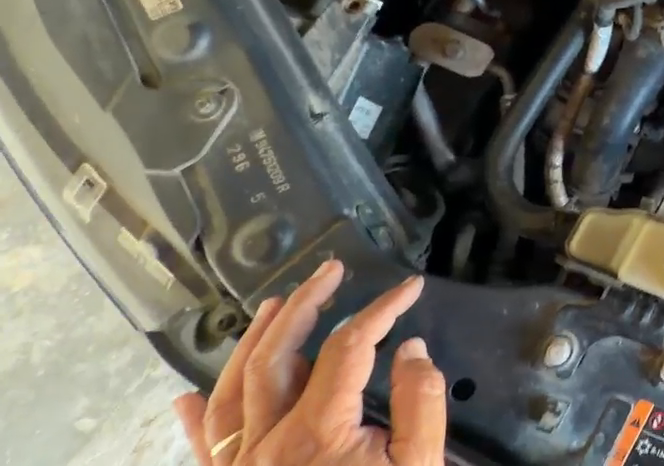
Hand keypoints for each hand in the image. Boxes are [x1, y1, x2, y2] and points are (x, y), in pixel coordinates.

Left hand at [173, 260, 446, 465]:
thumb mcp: (420, 464)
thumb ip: (420, 402)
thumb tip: (410, 348)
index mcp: (320, 431)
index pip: (349, 345)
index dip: (383, 307)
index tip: (412, 288)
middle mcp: (268, 444)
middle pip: (275, 356)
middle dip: (304, 305)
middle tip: (330, 271)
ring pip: (233, 391)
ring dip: (253, 341)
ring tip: (274, 304)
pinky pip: (204, 448)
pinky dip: (197, 417)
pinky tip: (189, 396)